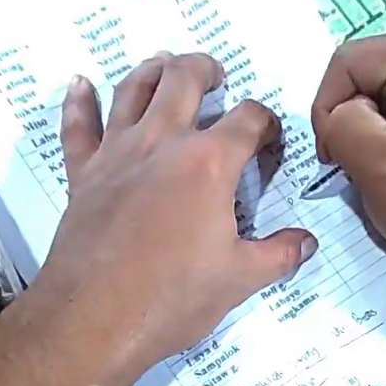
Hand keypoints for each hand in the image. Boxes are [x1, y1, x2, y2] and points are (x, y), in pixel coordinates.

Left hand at [26, 52, 316, 375]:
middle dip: (207, 71)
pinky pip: (78, 127)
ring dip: (154, 70)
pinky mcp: (82, 175)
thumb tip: (308, 242)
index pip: (248, 121)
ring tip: (166, 66)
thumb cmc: (174, 298)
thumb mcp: (240, 280)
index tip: (271, 142)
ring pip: (133, 89)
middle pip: (185, 81)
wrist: (96, 320)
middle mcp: (162, 143)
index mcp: (208, 164)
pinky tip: (81, 85)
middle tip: (218, 76)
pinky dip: (79, 102)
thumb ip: (279, 255)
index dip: (267, 125)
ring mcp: (117, 154)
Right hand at [311, 28, 385, 265]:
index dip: (329, 109)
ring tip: (377, 171)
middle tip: (353, 167)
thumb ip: (340, 125)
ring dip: (366, 136)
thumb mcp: (376, 162)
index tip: (332, 157)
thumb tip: (336, 118)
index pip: (350, 62)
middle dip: (350, 122)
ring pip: (378, 98)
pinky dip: (384, 142)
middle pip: (365, 76)